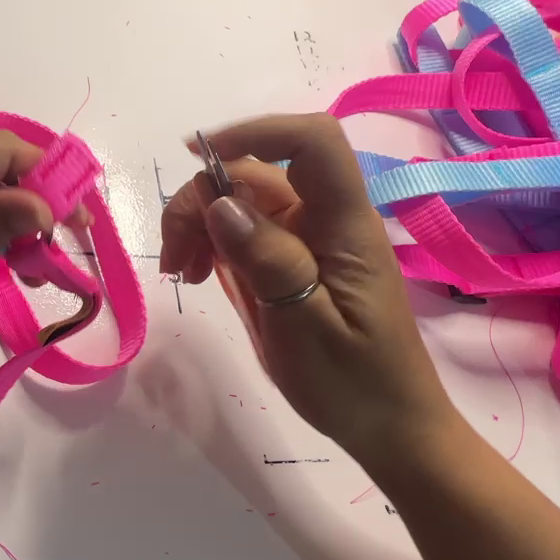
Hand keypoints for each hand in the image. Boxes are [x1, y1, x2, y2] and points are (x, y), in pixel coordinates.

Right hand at [159, 114, 459, 459]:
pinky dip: (208, 243)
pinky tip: (195, 274)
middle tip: (174, 261)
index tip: (195, 158)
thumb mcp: (306, 328)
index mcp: (343, 226)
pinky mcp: (285, 261)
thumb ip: (269, 262)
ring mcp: (303, 240)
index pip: (312, 143)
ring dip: (197, 224)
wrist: (386, 427)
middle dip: (200, 200)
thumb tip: (220, 203)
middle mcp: (323, 221)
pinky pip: (239, 231)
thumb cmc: (354, 384)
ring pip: (237, 201)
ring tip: (180, 274)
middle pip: (254, 174)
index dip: (256, 132)